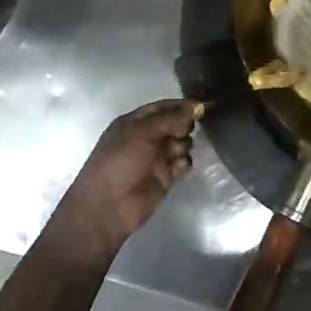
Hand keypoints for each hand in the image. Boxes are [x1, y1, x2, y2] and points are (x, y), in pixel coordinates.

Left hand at [43, 99, 200, 264]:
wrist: (109, 204)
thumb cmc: (120, 161)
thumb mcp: (142, 132)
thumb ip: (169, 119)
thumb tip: (194, 108)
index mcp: (134, 123)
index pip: (161, 108)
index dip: (180, 106)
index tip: (201, 106)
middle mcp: (146, 138)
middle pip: (173, 125)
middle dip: (183, 126)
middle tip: (184, 132)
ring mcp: (155, 159)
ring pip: (180, 144)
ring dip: (182, 145)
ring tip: (175, 153)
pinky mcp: (164, 178)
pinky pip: (181, 164)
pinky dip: (183, 164)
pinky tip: (177, 168)